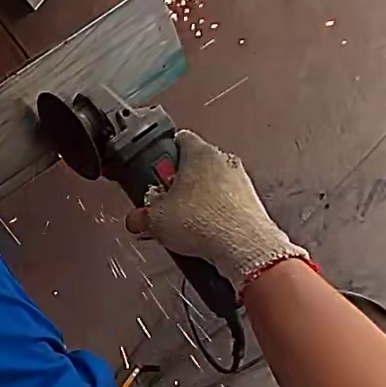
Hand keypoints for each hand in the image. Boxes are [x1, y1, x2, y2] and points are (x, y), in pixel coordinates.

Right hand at [124, 130, 305, 287]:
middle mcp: (223, 161)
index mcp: (199, 153)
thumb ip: (140, 215)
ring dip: (197, 201)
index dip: (163, 155)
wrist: (242, 246)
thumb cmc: (205, 222)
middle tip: (164, 205)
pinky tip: (203, 234)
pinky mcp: (250, 203)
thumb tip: (135, 218)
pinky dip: (214, 215)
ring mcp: (240, 181)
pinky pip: (225, 204)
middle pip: (194, 165)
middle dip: (178, 184)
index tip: (155, 172)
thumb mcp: (155, 219)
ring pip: (211, 186)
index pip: (178, 139)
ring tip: (183, 224)